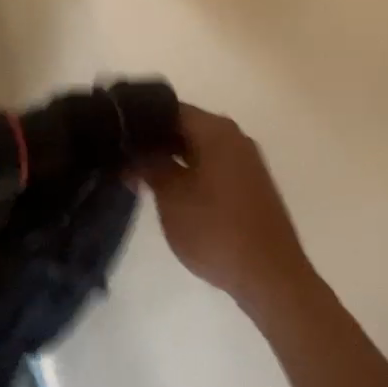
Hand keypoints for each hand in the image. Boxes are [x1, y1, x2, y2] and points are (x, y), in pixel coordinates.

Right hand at [139, 105, 315, 307]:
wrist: (272, 277)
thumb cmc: (217, 231)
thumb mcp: (172, 198)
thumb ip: (149, 167)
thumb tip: (132, 152)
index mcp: (216, 130)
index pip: (170, 109)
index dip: (140, 120)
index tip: (116, 133)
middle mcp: (234, 137)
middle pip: (186, 127)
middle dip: (155, 141)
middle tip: (123, 157)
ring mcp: (246, 162)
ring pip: (199, 148)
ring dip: (171, 159)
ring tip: (140, 175)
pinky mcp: (250, 186)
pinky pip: (213, 166)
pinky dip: (190, 172)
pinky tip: (170, 192)